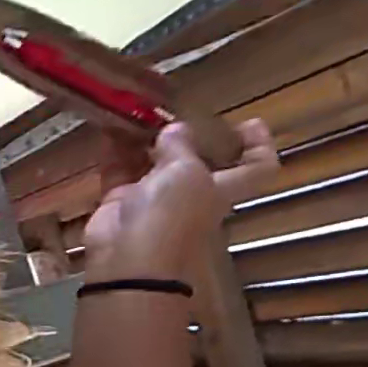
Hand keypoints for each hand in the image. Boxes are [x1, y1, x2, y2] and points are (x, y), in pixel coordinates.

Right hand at [81, 120, 277, 283]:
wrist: (127, 256)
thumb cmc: (170, 214)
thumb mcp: (185, 172)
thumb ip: (180, 146)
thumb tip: (175, 128)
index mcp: (222, 186)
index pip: (255, 167)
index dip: (259, 145)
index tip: (249, 123)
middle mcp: (190, 190)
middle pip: (196, 158)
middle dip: (186, 134)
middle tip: (173, 110)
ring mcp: (152, 196)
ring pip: (152, 161)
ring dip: (144, 139)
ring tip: (134, 112)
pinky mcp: (119, 201)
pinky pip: (118, 172)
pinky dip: (113, 153)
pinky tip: (108, 131)